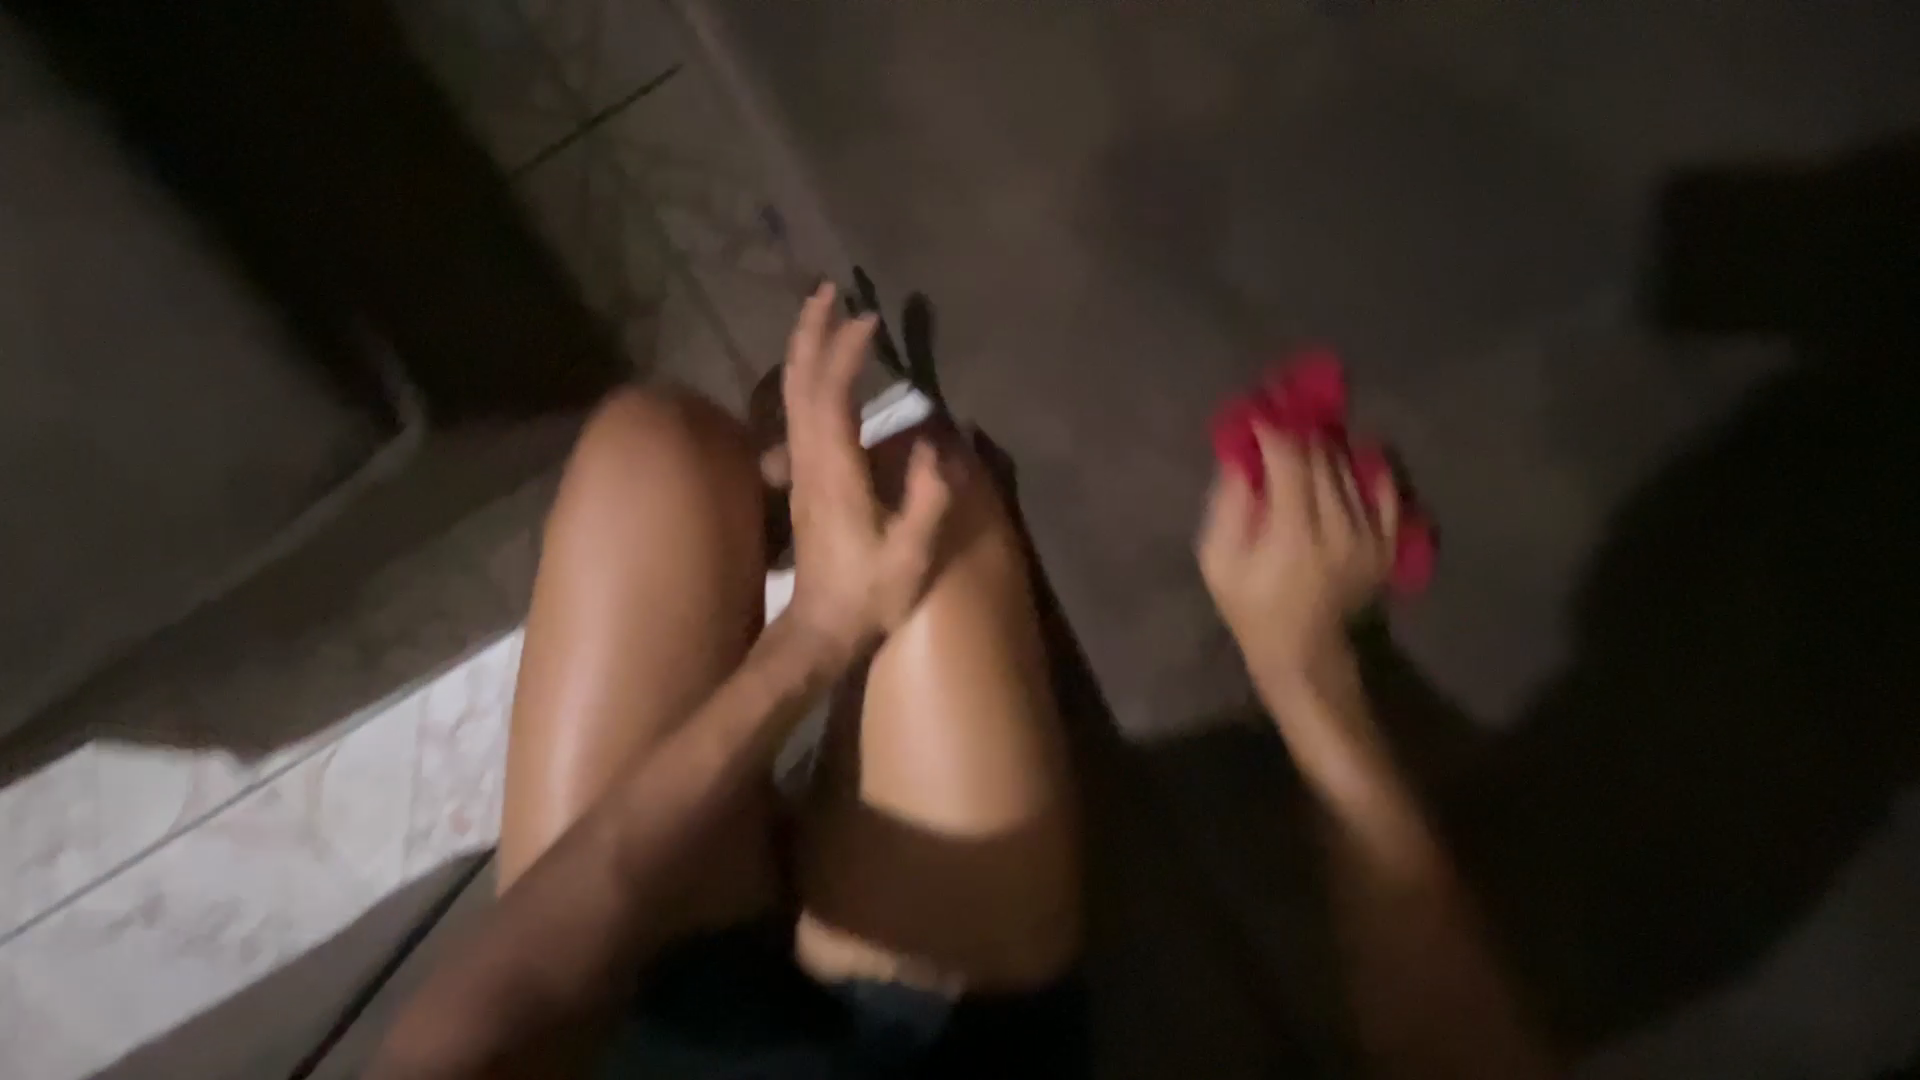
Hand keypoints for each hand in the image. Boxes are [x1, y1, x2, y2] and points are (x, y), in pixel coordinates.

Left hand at [780, 284, 951, 659]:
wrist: (819, 629)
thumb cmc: (867, 595)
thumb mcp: (910, 555)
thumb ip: (926, 499)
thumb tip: (940, 445)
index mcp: (835, 473)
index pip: (832, 397)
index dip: (847, 353)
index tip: (870, 318)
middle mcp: (809, 461)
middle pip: (798, 383)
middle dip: (811, 332)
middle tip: (827, 289)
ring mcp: (799, 469)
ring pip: (790, 396)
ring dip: (803, 350)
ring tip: (821, 315)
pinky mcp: (801, 479)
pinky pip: (796, 413)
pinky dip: (805, 379)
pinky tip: (819, 372)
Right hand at [1197, 426, 1399, 699]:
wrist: (1303, 649)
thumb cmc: (1250, 605)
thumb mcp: (1218, 561)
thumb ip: (1229, 505)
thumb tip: (1241, 457)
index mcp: (1293, 531)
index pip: (1289, 459)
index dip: (1272, 430)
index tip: (1256, 417)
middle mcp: (1339, 525)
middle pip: (1322, 457)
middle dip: (1297, 432)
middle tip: (1278, 419)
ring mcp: (1370, 534)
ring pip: (1349, 468)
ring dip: (1325, 447)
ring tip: (1305, 437)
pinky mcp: (1388, 542)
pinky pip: (1386, 490)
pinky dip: (1369, 467)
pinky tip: (1353, 455)